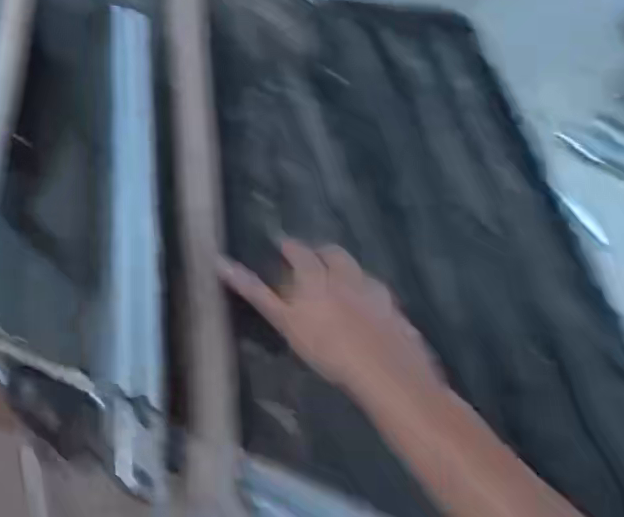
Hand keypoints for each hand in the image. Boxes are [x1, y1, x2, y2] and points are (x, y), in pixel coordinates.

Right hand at [219, 239, 442, 399]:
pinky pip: (389, 305)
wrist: (392, 381)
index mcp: (318, 278)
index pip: (301, 252)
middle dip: (325, 253)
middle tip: (315, 258)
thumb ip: (255, 291)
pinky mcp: (403, 322)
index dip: (290, 246)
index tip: (281, 244)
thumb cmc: (328, 348)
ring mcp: (381, 301)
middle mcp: (350, 282)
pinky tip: (376, 313)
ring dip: (355, 274)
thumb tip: (219, 261)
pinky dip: (378, 302)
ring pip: (367, 277)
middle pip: (338, 256)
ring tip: (347, 282)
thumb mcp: (283, 321)